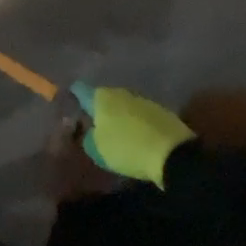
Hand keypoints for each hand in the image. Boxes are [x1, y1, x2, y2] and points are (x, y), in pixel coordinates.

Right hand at [69, 82, 195, 187]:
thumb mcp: (97, 149)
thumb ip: (87, 138)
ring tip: (119, 135)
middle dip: (99, 110)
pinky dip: (138, 124)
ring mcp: (144, 100)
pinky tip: (139, 139)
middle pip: (104, 98)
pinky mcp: (163, 113)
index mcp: (100, 96)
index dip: (72, 99)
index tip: (71, 111)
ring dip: (120, 117)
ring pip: (124, 106)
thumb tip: (91, 132)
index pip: (78, 90)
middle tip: (96, 128)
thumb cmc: (127, 148)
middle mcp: (121, 92)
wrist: (174, 156)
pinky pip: (142, 116)